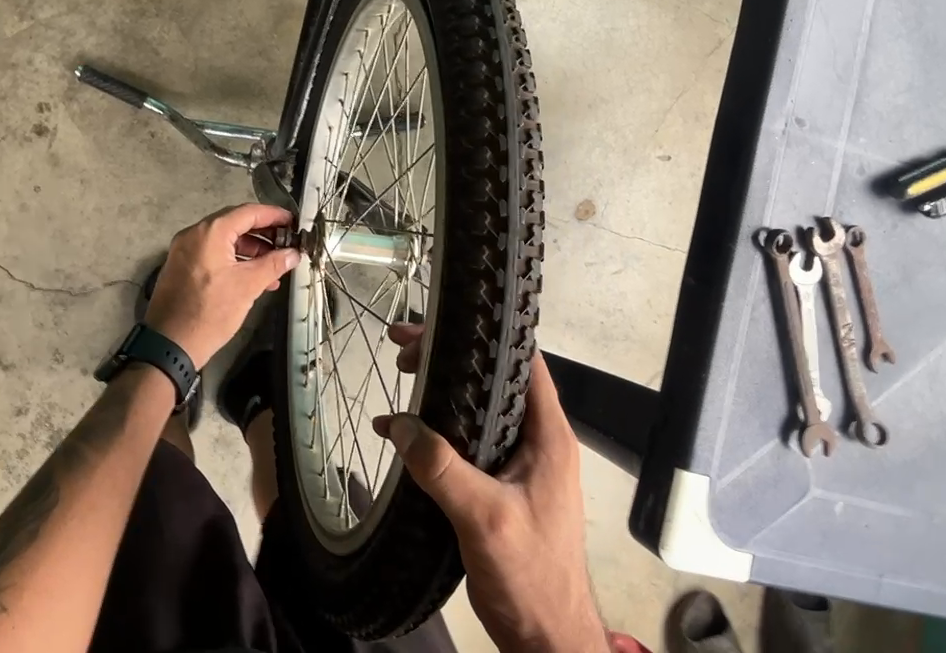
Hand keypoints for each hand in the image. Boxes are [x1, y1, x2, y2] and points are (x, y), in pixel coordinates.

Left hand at [145, 203, 298, 370]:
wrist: (170, 345)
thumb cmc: (210, 312)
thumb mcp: (247, 286)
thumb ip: (273, 265)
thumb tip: (293, 253)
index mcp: (209, 232)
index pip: (247, 212)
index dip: (273, 215)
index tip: (293, 222)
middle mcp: (194, 234)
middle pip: (235, 224)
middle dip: (264, 233)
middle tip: (287, 243)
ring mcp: (185, 250)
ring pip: (224, 240)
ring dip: (251, 249)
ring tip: (275, 265)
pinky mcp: (182, 267)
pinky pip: (213, 254)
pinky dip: (234, 260)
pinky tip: (254, 277)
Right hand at [373, 328, 607, 652]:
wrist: (546, 638)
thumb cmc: (530, 575)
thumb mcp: (484, 517)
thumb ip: (441, 468)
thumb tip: (398, 423)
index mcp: (547, 435)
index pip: (525, 362)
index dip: (486, 335)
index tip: (438, 324)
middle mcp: (535, 440)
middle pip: (493, 380)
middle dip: (450, 358)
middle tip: (405, 348)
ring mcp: (517, 463)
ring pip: (476, 409)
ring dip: (440, 391)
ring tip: (401, 372)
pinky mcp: (498, 485)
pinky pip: (465, 442)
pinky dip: (433, 431)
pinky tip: (398, 433)